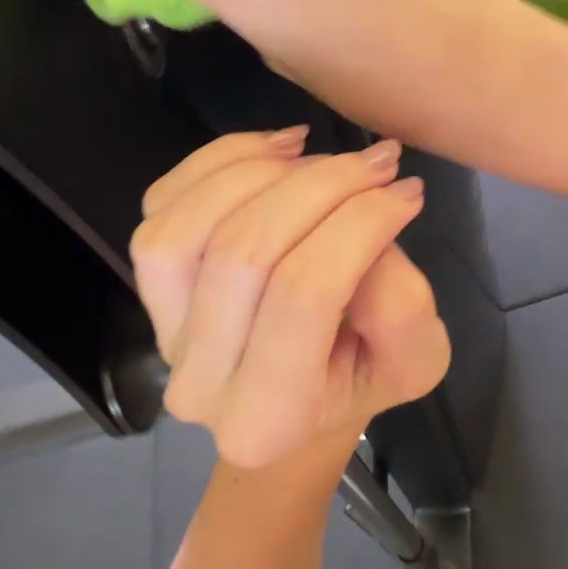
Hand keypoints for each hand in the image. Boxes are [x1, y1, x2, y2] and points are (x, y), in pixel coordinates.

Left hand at [130, 129, 451, 469]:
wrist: (307, 394)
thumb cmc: (366, 374)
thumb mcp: (418, 359)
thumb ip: (404, 308)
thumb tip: (372, 219)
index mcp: (269, 419)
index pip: (306, 294)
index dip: (359, 225)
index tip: (407, 190)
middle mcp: (199, 383)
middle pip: (245, 251)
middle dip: (322, 186)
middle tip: (378, 162)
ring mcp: (163, 331)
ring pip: (188, 225)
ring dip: (263, 170)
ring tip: (321, 153)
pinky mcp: (150, 287)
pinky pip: (163, 204)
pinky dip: (219, 161)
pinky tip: (278, 149)